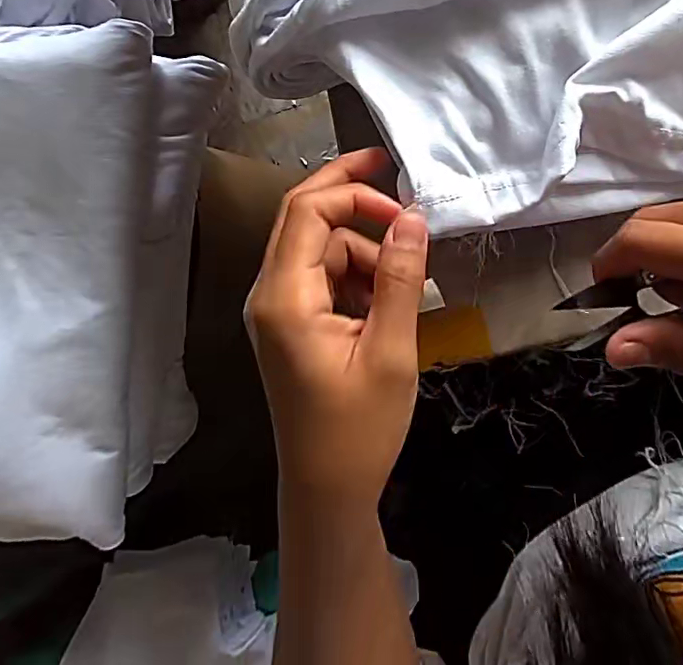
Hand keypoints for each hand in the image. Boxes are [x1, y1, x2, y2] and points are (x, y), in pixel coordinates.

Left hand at [245, 148, 427, 505]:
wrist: (328, 492)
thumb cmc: (359, 429)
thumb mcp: (391, 350)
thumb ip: (400, 278)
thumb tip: (412, 217)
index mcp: (284, 299)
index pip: (306, 212)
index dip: (353, 190)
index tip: (402, 198)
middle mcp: (270, 296)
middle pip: (305, 219)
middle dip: (352, 198)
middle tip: (401, 190)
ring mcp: (279, 310)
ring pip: (323, 247)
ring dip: (366, 250)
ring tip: (406, 287)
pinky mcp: (294, 323)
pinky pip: (327, 275)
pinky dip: (360, 274)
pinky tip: (387, 304)